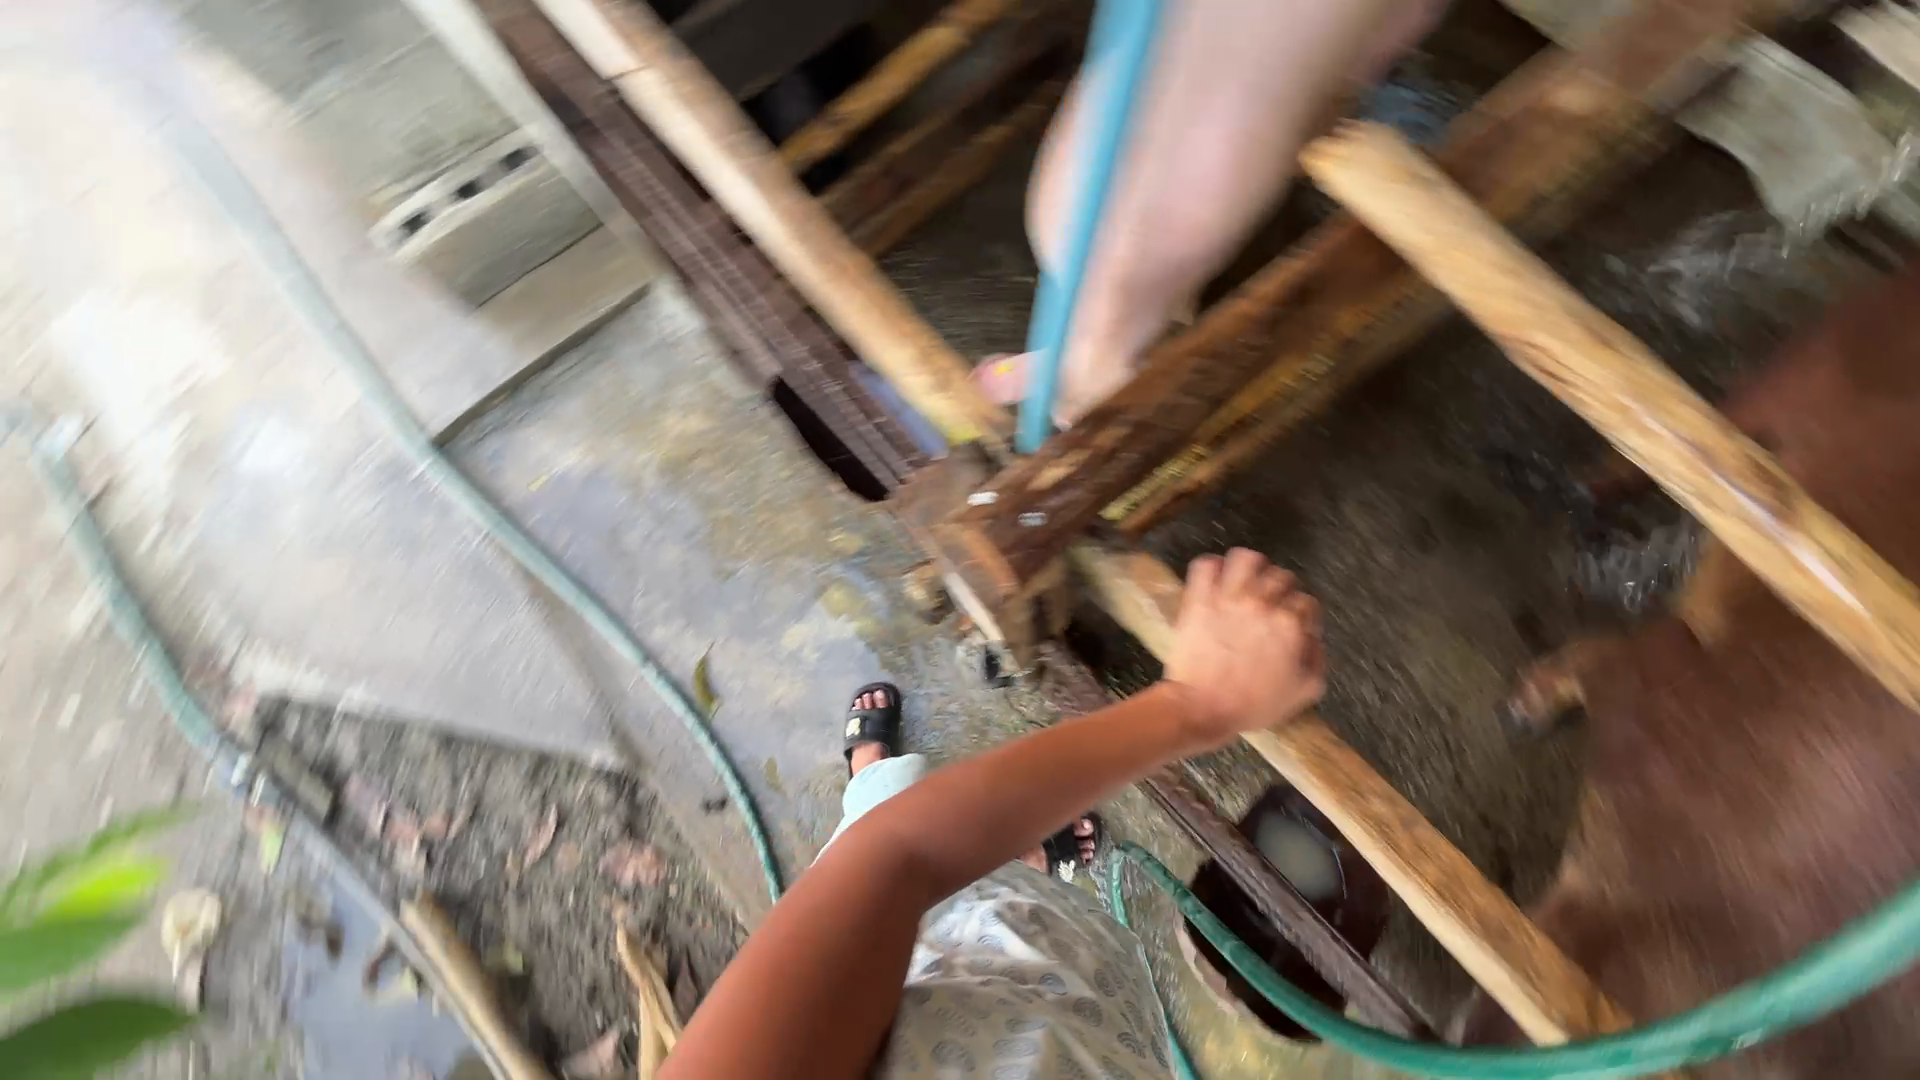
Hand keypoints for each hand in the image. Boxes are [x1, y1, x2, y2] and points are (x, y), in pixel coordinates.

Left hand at [1163, 548, 1324, 745]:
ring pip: (1246, 559)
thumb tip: (1313, 638)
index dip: (1301, 614)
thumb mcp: (1303, 691)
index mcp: (1290, 625)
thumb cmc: (1251, 705)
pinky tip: (1216, 580)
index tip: (1292, 624)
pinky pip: (1206, 565)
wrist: (1202, 706)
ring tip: (1246, 582)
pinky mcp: (1199, 599)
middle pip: (1280, 577)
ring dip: (1250, 568)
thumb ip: (1317, 659)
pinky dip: (1212, 567)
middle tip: (1269, 606)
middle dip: (1280, 591)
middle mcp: (1262, 604)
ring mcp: (1228, 598)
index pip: (1306, 602)